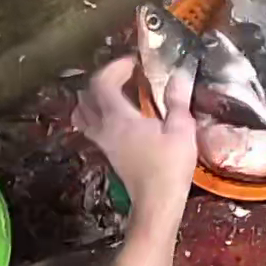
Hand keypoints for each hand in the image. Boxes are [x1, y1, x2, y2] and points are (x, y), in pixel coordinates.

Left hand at [74, 56, 196, 212]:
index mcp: (118, 118)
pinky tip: (124, 118)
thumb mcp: (181, 129)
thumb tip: (181, 74)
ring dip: (95, 99)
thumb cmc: (170, 165)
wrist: (158, 202)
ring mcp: (104, 143)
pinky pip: (93, 127)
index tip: (135, 62)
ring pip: (84, 114)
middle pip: (86, 97)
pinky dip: (101, 115)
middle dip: (103, 80)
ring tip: (119, 94)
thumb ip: (177, 100)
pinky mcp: (110, 154)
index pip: (102, 83)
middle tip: (125, 75)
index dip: (115, 67)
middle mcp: (104, 128)